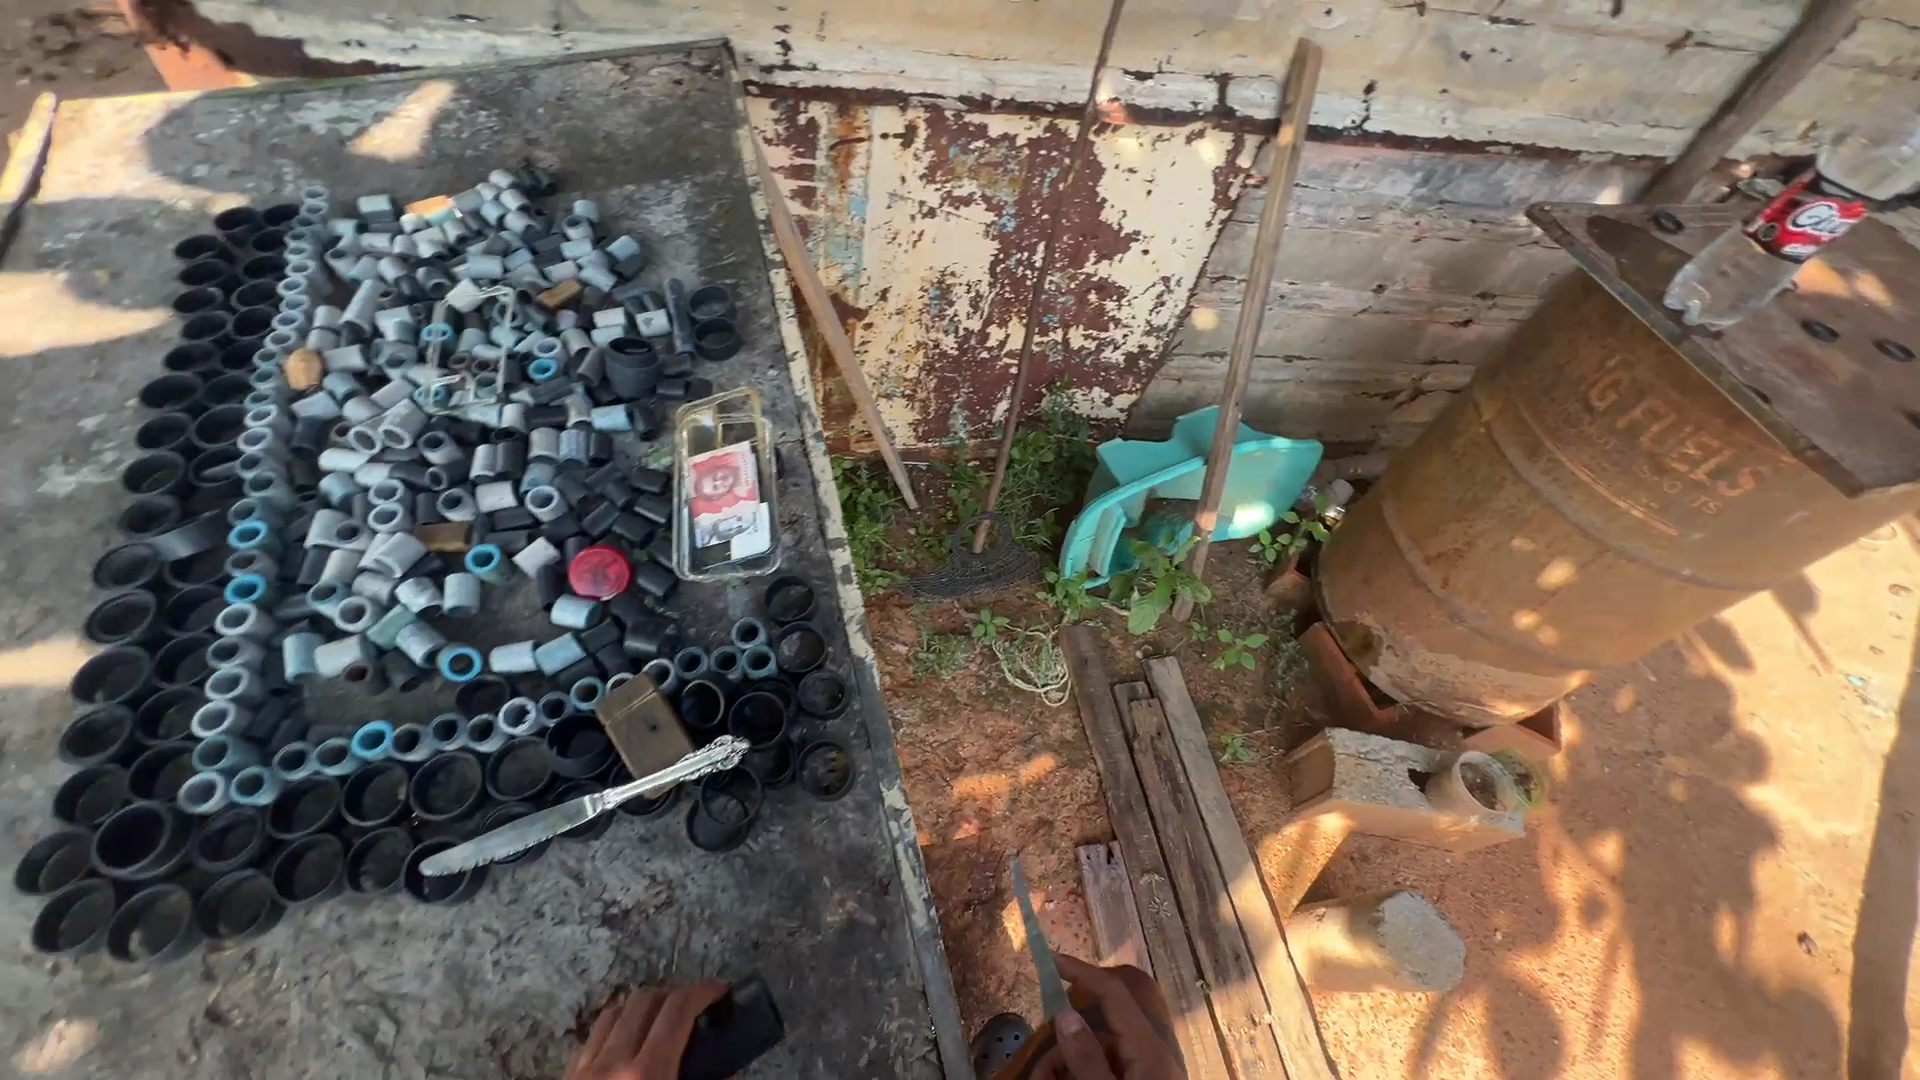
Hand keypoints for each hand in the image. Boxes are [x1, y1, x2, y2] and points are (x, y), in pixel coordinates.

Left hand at [565, 981, 729, 1079]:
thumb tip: (733, 1070)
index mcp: (647, 1072)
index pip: (679, 1009)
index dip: (704, 990)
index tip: (721, 988)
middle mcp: (612, 1063)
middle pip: (645, 999)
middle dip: (672, 995)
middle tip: (690, 1008)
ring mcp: (583, 1071)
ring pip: (613, 1013)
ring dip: (639, 1010)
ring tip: (655, 1023)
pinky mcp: (565, 1079)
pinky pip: (589, 1041)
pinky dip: (610, 1033)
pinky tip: (622, 1048)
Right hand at [1028, 954, 1184, 1079]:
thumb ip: (1087, 1059)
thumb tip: (1065, 1014)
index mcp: (1147, 1049)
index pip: (1112, 992)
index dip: (1082, 970)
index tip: (1049, 960)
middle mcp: (1148, 1056)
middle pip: (1095, 1032)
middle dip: (1060, 1049)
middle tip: (1036, 1077)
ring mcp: (1143, 1076)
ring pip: (1093, 1057)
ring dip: (1063, 1070)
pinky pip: (1102, 1075)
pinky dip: (1077, 1079)